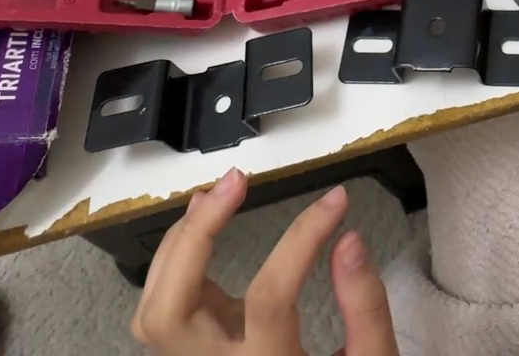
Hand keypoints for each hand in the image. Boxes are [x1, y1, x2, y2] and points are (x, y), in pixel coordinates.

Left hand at [131, 169, 397, 355]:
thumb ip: (366, 306)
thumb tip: (348, 239)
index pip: (270, 297)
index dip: (302, 237)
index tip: (338, 198)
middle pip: (168, 310)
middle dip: (197, 234)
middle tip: (238, 179)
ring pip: (152, 310)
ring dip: (179, 242)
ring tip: (219, 193)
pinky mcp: (195, 355)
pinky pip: (163, 306)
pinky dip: (177, 256)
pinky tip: (203, 220)